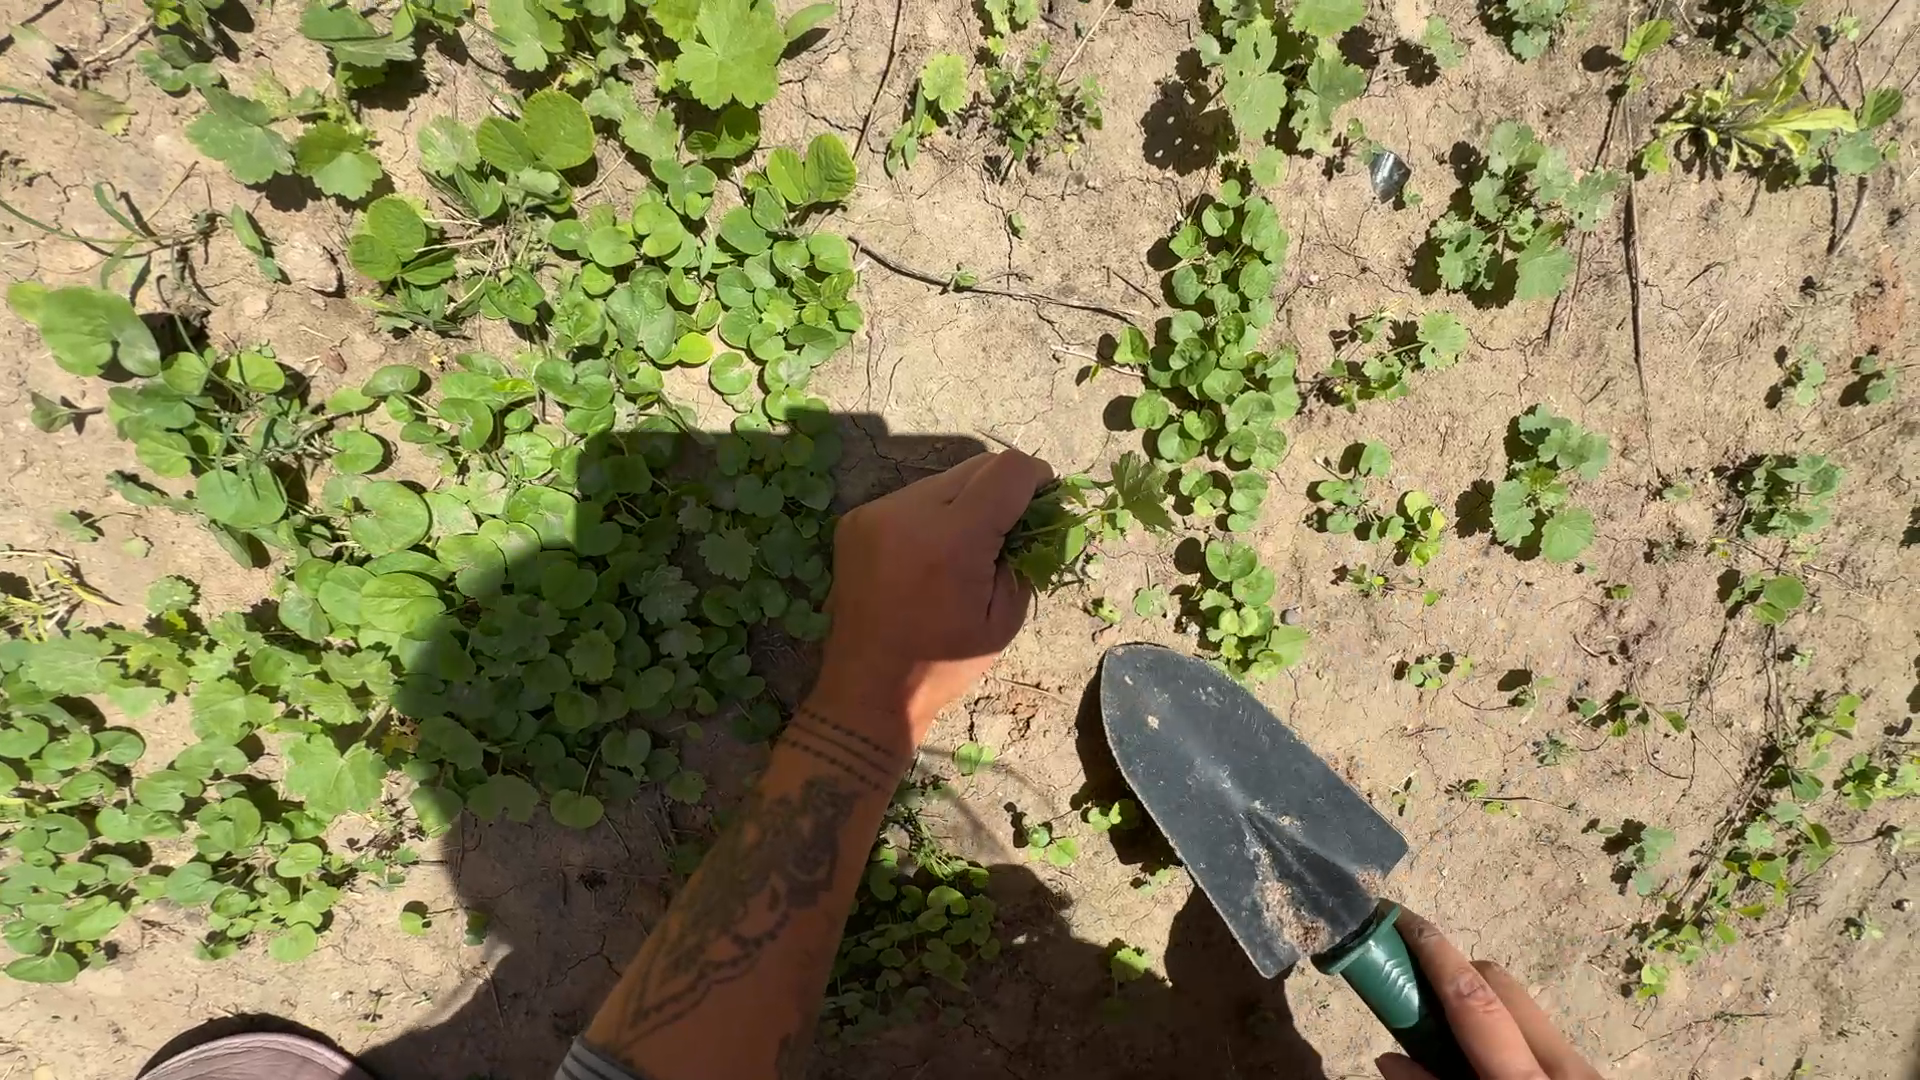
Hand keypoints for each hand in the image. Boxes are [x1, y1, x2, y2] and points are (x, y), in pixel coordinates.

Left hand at [806, 449, 1053, 754]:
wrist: (868, 687)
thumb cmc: (944, 663)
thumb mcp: (1005, 618)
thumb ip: (1026, 557)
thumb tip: (1035, 520)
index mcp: (953, 540)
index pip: (1006, 470)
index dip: (1036, 476)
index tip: (1045, 498)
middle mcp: (909, 513)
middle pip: (976, 467)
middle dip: (1003, 488)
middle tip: (1012, 524)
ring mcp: (877, 512)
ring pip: (943, 480)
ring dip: (966, 500)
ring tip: (967, 543)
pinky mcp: (856, 519)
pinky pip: (911, 498)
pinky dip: (932, 514)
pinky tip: (930, 551)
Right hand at [1383, 910, 1601, 1079]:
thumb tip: (1389, 1058)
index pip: (1473, 999)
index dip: (1431, 950)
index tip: (1394, 915)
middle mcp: (1566, 1071)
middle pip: (1500, 983)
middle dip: (1454, 968)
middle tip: (1416, 983)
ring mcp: (1590, 1075)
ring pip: (1525, 1009)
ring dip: (1482, 1005)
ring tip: (1456, 1034)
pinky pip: (1543, 1038)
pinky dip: (1510, 1035)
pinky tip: (1495, 1064)